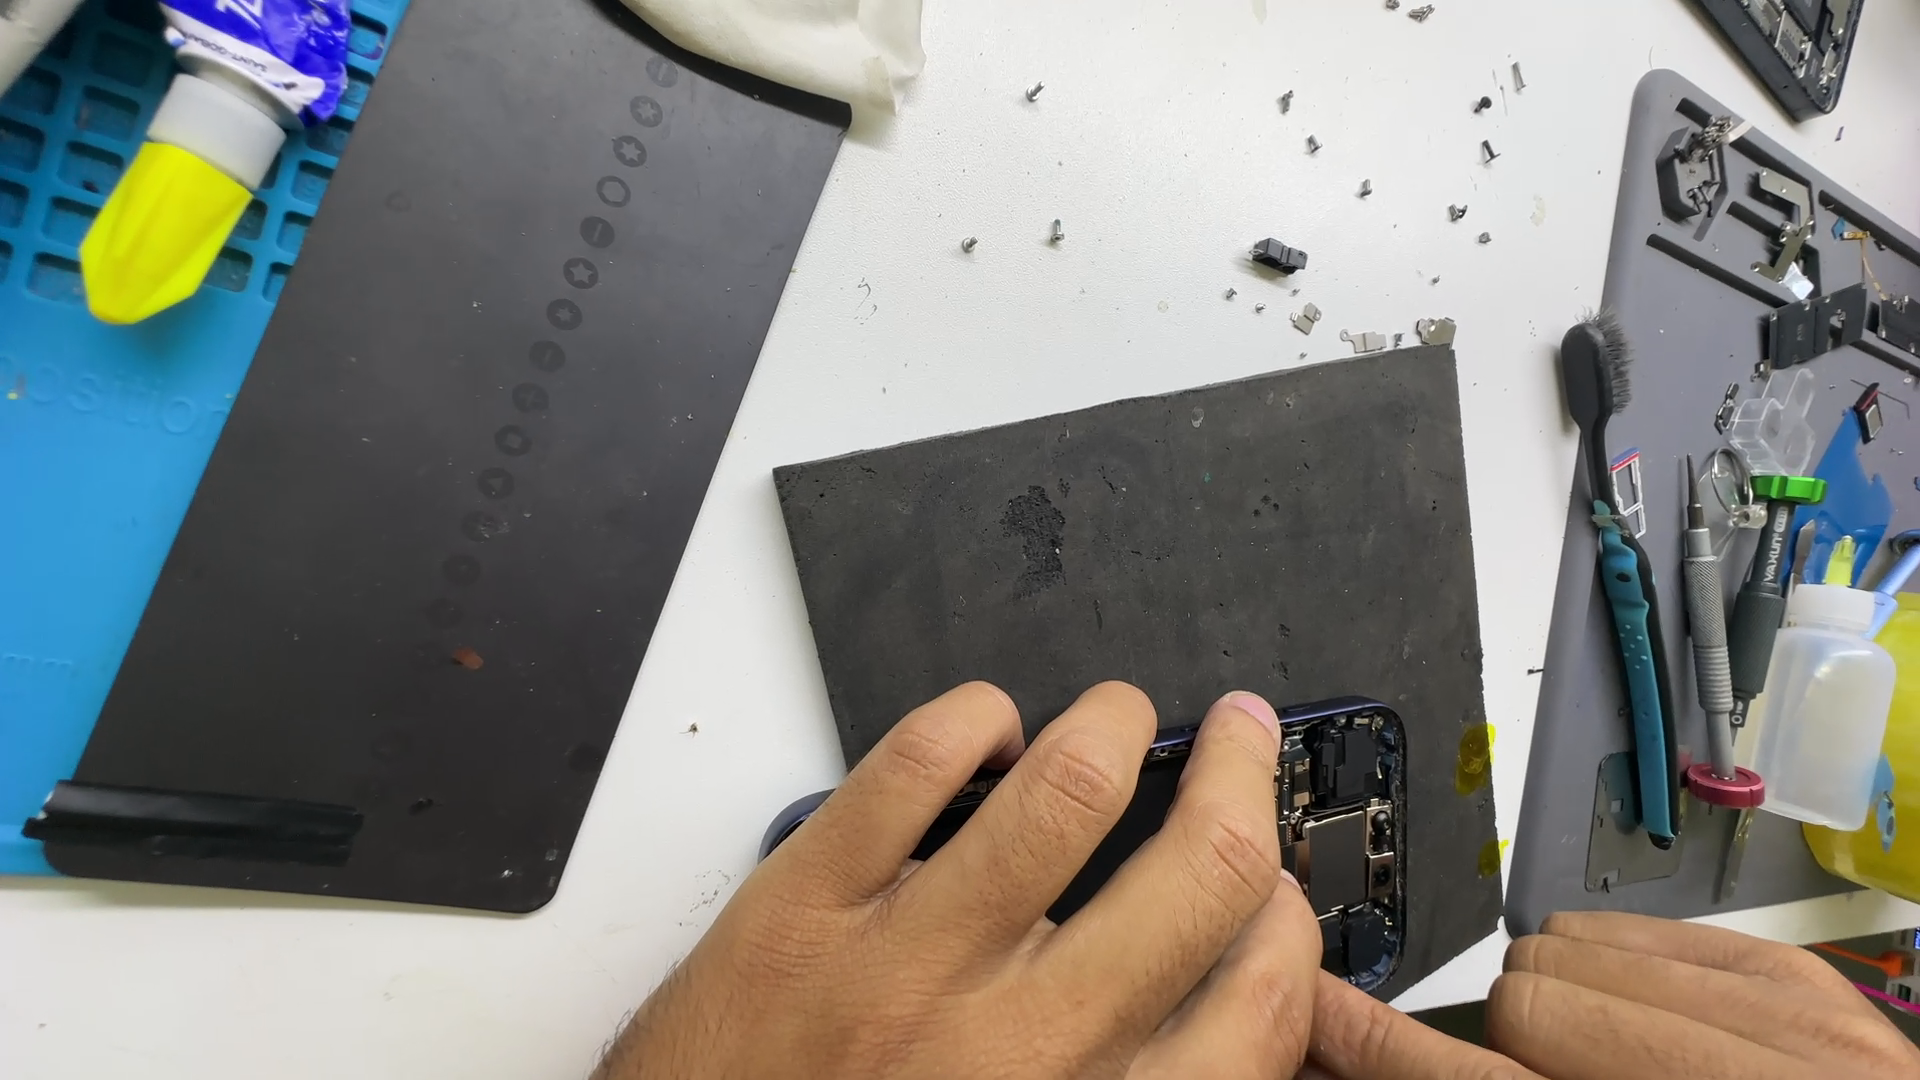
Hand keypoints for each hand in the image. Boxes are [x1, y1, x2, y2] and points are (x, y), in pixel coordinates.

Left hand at [594, 681, 1323, 1078]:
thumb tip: (1202, 979)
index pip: (1253, 1006)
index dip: (1283, 916)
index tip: (1267, 872)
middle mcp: (1015, 1050)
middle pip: (1194, 871)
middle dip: (1238, 777)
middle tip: (1238, 736)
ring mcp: (905, 960)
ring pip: (1063, 788)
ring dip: (1112, 720)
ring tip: (1118, 710)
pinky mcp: (809, 897)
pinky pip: (915, 762)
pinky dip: (971, 716)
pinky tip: (986, 727)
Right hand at [1304, 910, 1919, 1079]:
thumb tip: (1366, 1046)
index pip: (1479, 1079)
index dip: (1381, 1043)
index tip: (1320, 1009)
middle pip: (1521, 1002)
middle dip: (1523, 1043)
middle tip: (1563, 1076)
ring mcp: (1791, 1027)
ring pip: (1556, 948)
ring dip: (1565, 1002)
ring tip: (1623, 1061)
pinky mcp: (1793, 978)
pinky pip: (1609, 927)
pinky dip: (1610, 973)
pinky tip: (1659, 1029)